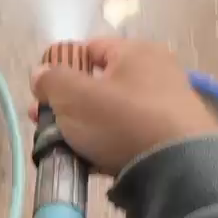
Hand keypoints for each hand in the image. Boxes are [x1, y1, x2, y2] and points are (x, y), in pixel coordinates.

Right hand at [31, 38, 217, 174]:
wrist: (177, 169)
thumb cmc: (121, 120)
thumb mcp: (73, 96)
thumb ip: (50, 80)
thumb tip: (40, 73)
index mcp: (136, 52)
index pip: (88, 48)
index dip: (59, 67)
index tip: (41, 91)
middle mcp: (155, 72)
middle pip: (95, 82)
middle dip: (64, 102)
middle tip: (43, 120)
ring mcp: (164, 106)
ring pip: (107, 111)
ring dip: (80, 125)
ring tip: (60, 144)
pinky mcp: (168, 136)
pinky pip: (124, 133)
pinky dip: (103, 142)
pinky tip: (86, 158)